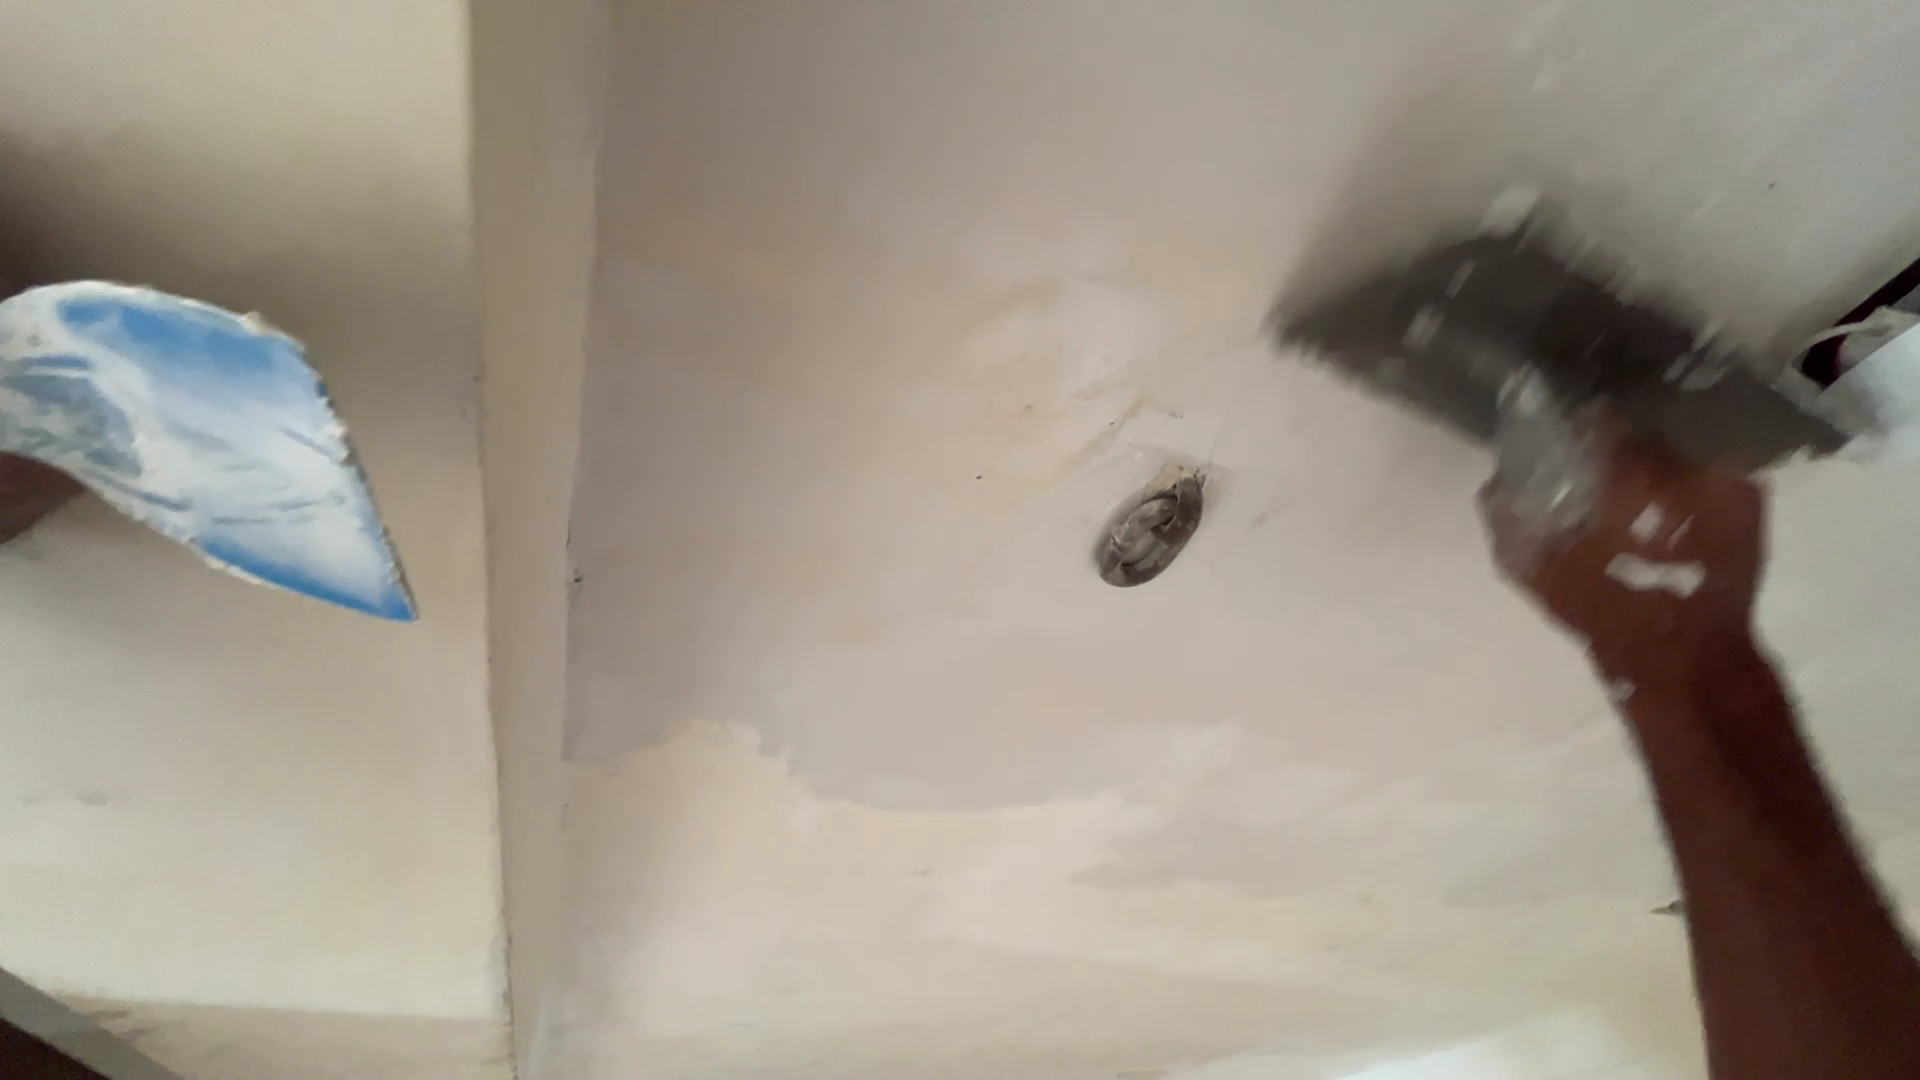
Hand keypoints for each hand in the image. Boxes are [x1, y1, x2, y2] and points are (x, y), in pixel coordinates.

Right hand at [1479, 413, 1765, 687]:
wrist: (1684, 656)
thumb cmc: (1605, 609)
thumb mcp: (1534, 570)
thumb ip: (1507, 521)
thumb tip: (1494, 483)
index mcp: (1637, 478)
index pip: (1604, 422)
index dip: (1575, 422)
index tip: (1555, 428)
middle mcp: (1691, 470)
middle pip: (1643, 433)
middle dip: (1613, 445)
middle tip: (1585, 461)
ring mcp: (1730, 487)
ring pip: (1676, 452)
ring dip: (1648, 463)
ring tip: (1620, 483)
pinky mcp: (1750, 507)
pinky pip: (1705, 475)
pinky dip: (1678, 482)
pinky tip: (1654, 504)